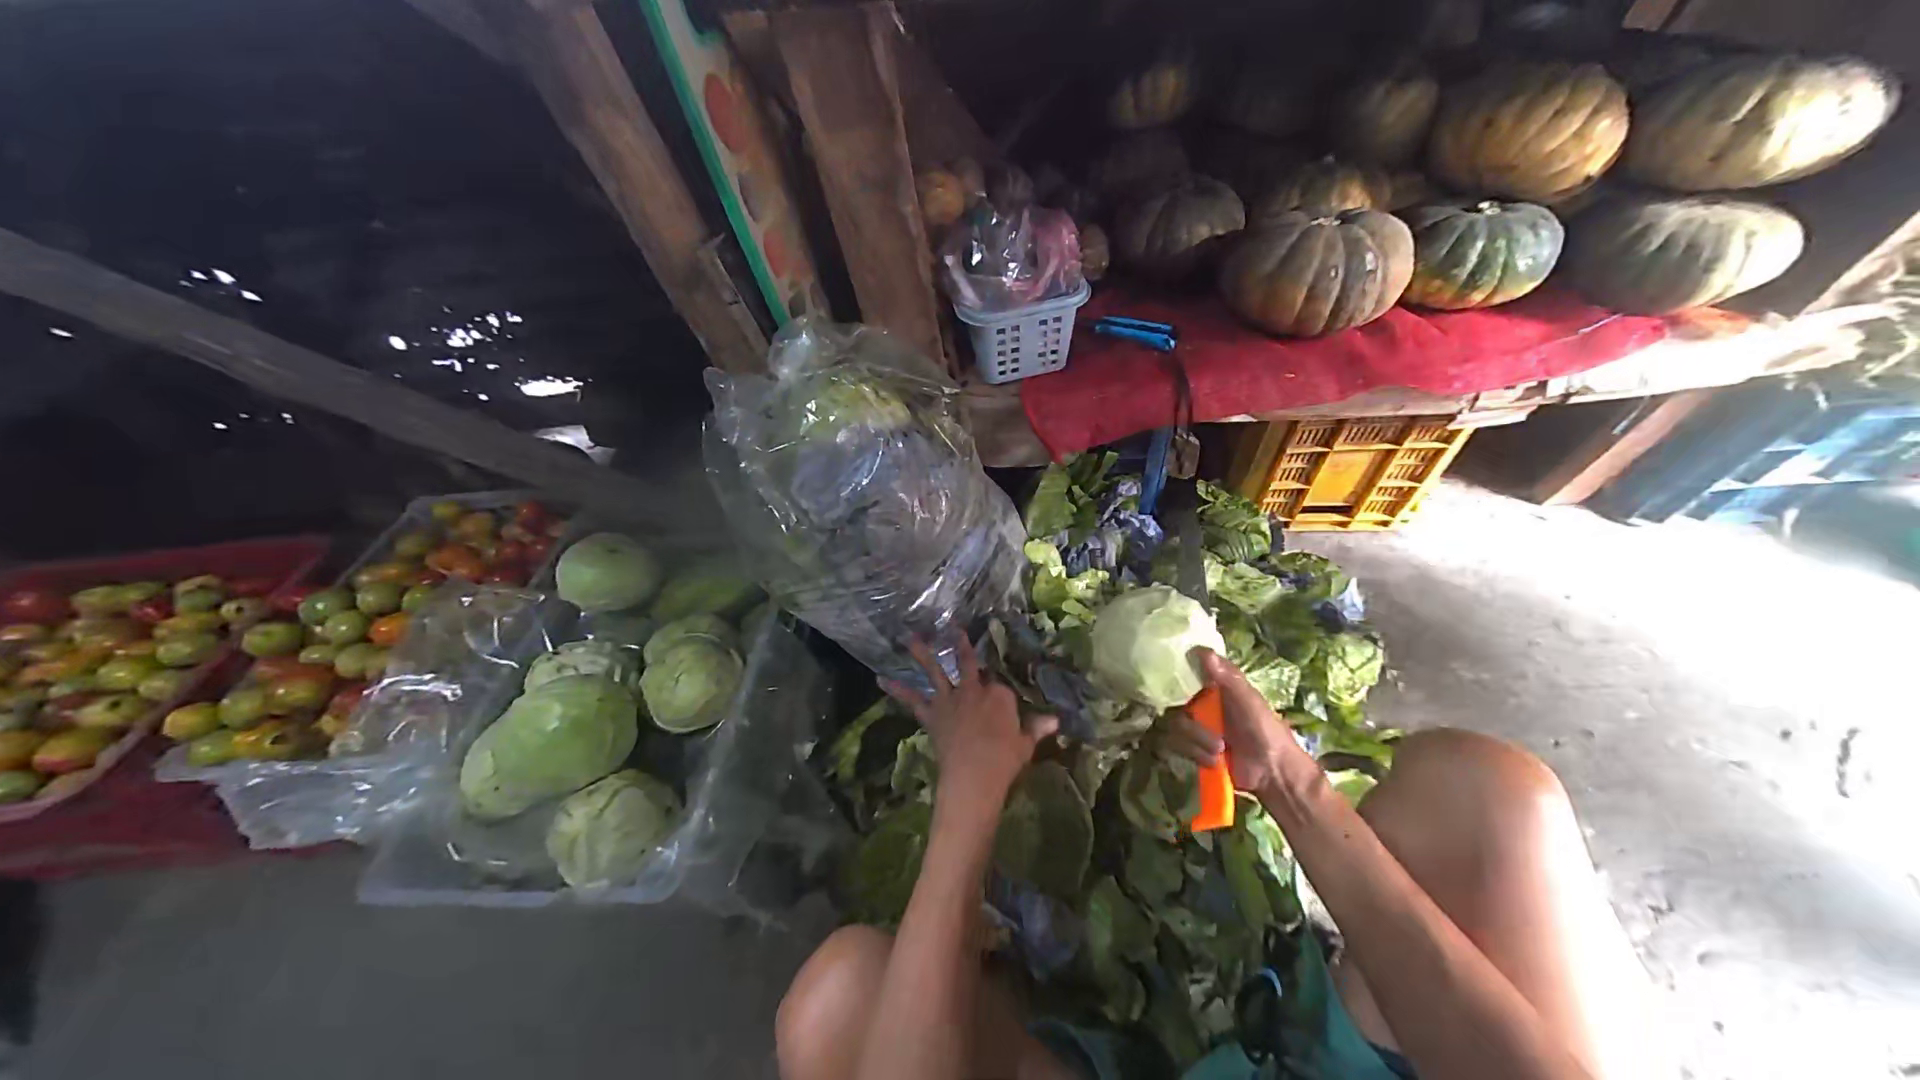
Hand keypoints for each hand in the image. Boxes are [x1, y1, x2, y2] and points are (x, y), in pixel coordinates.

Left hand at [882, 638, 1058, 817]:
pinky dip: (897, 689)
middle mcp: (974, 690)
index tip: (1000, 692)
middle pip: (968, 663)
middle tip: (952, 626)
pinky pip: (911, 699)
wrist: (972, 775)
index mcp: (1000, 695)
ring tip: (909, 637)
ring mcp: (950, 699)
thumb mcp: (1026, 744)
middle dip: (961, 644)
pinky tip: (881, 679)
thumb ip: (1037, 728)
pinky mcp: (931, 713)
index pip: (1001, 684)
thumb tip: (1056, 719)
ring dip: (922, 653)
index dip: (1000, 689)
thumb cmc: (1004, 761)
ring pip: (936, 671)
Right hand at [1161, 649, 1318, 797]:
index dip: (1176, 678)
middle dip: (1192, 725)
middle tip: (1215, 737)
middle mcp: (1197, 703)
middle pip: (1172, 704)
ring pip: (1172, 726)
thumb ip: (1227, 677)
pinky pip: (1174, 745)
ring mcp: (1192, 726)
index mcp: (1212, 687)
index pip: (1183, 673)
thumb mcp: (1249, 701)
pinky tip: (1214, 761)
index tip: (1182, 689)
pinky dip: (1195, 754)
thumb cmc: (1265, 730)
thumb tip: (1202, 650)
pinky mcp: (1189, 748)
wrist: (1271, 773)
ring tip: (1219, 751)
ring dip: (1196, 741)